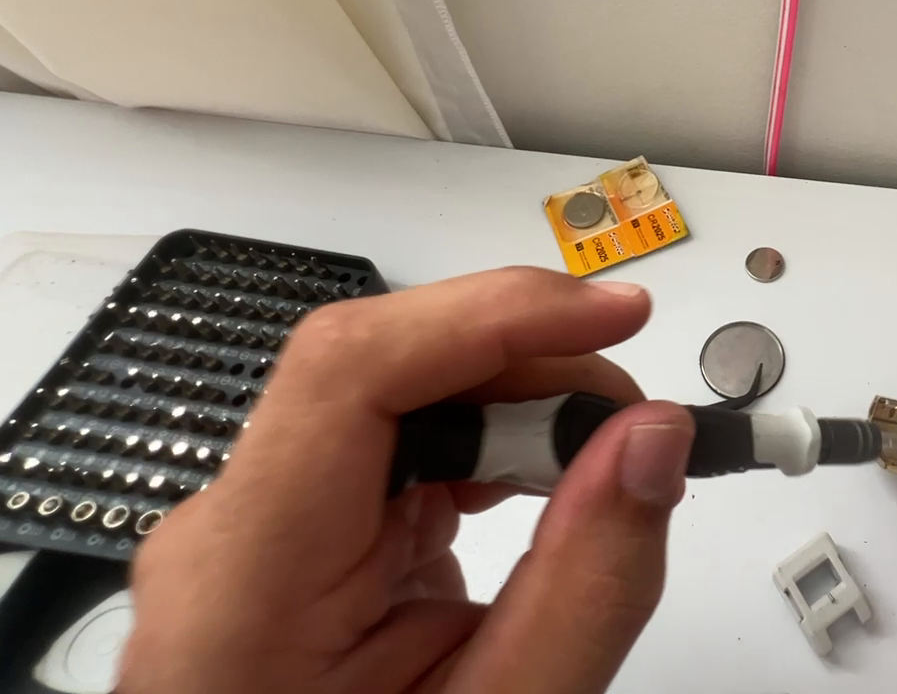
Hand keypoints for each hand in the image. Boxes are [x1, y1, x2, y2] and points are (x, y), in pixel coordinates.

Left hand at [120, 267, 692, 693]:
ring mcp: (274, 509)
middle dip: (542, 364)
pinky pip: (427, 423)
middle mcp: (241, 518)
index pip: (352, 369)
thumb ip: (590, 581)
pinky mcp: (320, 511)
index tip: (621, 316)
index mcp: (246, 583)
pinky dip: (513, 432)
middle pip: (403, 363)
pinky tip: (551, 481)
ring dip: (536, 398)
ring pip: (425, 380)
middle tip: (636, 426)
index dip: (497, 314)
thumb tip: (655, 429)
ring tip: (603, 465)